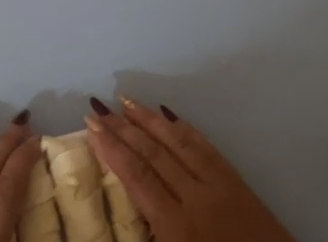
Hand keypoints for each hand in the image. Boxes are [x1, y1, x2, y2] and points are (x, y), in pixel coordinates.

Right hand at [86, 97, 296, 241]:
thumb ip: (148, 239)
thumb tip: (114, 231)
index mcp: (177, 227)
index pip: (137, 176)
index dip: (112, 149)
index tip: (91, 126)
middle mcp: (196, 197)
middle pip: (153, 153)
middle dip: (123, 128)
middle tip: (99, 106)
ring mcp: (219, 185)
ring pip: (179, 142)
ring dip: (150, 119)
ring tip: (126, 100)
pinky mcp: (237, 182)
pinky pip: (206, 147)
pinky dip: (185, 128)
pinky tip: (170, 116)